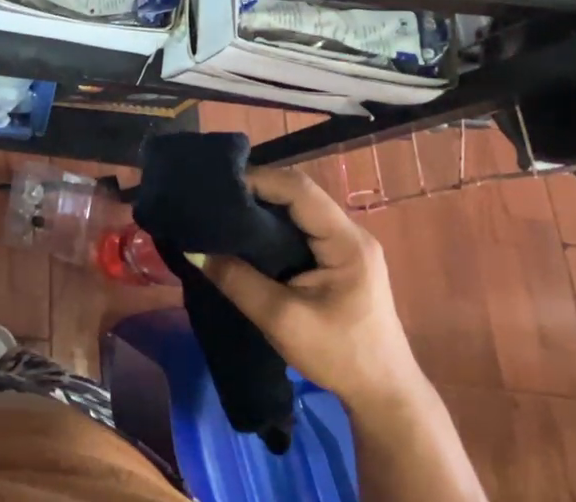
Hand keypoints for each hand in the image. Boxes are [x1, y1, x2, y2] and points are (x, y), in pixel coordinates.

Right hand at [197, 167, 424, 408]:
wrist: (384, 396)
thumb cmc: (340, 355)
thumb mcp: (281, 319)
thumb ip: (235, 279)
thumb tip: (191, 248)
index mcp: (347, 242)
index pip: (298, 189)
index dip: (256, 179)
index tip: (214, 186)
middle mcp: (348, 234)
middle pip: (295, 194)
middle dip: (251, 191)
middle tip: (208, 198)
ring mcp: (343, 247)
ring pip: (293, 211)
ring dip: (256, 209)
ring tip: (216, 213)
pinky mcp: (333, 260)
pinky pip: (295, 229)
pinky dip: (265, 227)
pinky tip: (239, 236)